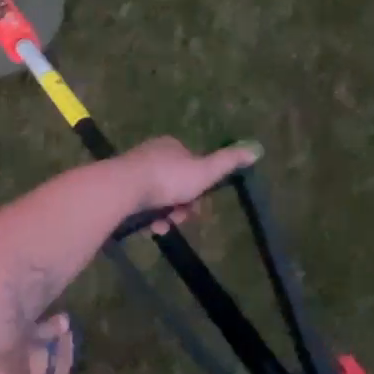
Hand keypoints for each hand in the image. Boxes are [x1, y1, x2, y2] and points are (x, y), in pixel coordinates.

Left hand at [119, 137, 261, 231]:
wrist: (124, 187)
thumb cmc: (168, 178)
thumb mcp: (205, 171)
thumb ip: (228, 162)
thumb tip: (254, 149)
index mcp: (170, 146)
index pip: (192, 168)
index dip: (199, 190)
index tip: (199, 206)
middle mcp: (150, 154)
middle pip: (175, 186)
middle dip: (181, 207)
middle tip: (179, 218)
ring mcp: (133, 170)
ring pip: (158, 198)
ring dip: (165, 216)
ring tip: (161, 226)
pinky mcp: (119, 186)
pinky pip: (140, 205)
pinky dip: (148, 218)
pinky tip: (149, 227)